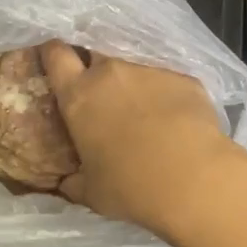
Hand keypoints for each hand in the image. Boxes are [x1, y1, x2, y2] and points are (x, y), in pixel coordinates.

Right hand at [37, 41, 241, 234]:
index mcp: (80, 96)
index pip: (57, 56)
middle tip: (106, 107)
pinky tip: (180, 128)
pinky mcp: (186, 80)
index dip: (54, 55)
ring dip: (137, 92)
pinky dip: (169, 101)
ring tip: (150, 124)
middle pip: (98, 60)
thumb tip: (67, 182)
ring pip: (137, 75)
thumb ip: (73, 181)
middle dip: (98, 77)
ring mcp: (152, 73)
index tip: (56, 63)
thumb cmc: (129, 187)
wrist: (191, 180)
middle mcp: (113, 74)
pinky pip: (169, 86)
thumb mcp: (90, 191)